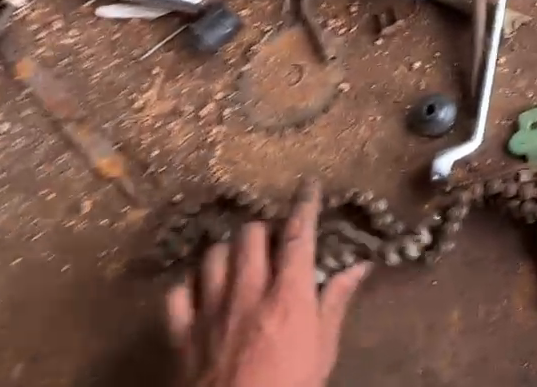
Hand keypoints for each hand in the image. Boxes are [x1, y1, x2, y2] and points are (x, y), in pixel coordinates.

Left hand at [166, 181, 370, 386]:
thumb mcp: (323, 351)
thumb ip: (335, 304)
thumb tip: (359, 266)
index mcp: (288, 295)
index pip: (299, 234)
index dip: (305, 205)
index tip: (309, 186)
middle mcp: (248, 292)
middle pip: (251, 235)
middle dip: (264, 229)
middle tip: (273, 237)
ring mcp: (210, 312)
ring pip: (213, 256)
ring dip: (228, 251)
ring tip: (238, 257)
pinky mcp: (181, 335)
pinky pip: (177, 294)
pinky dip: (189, 286)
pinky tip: (201, 289)